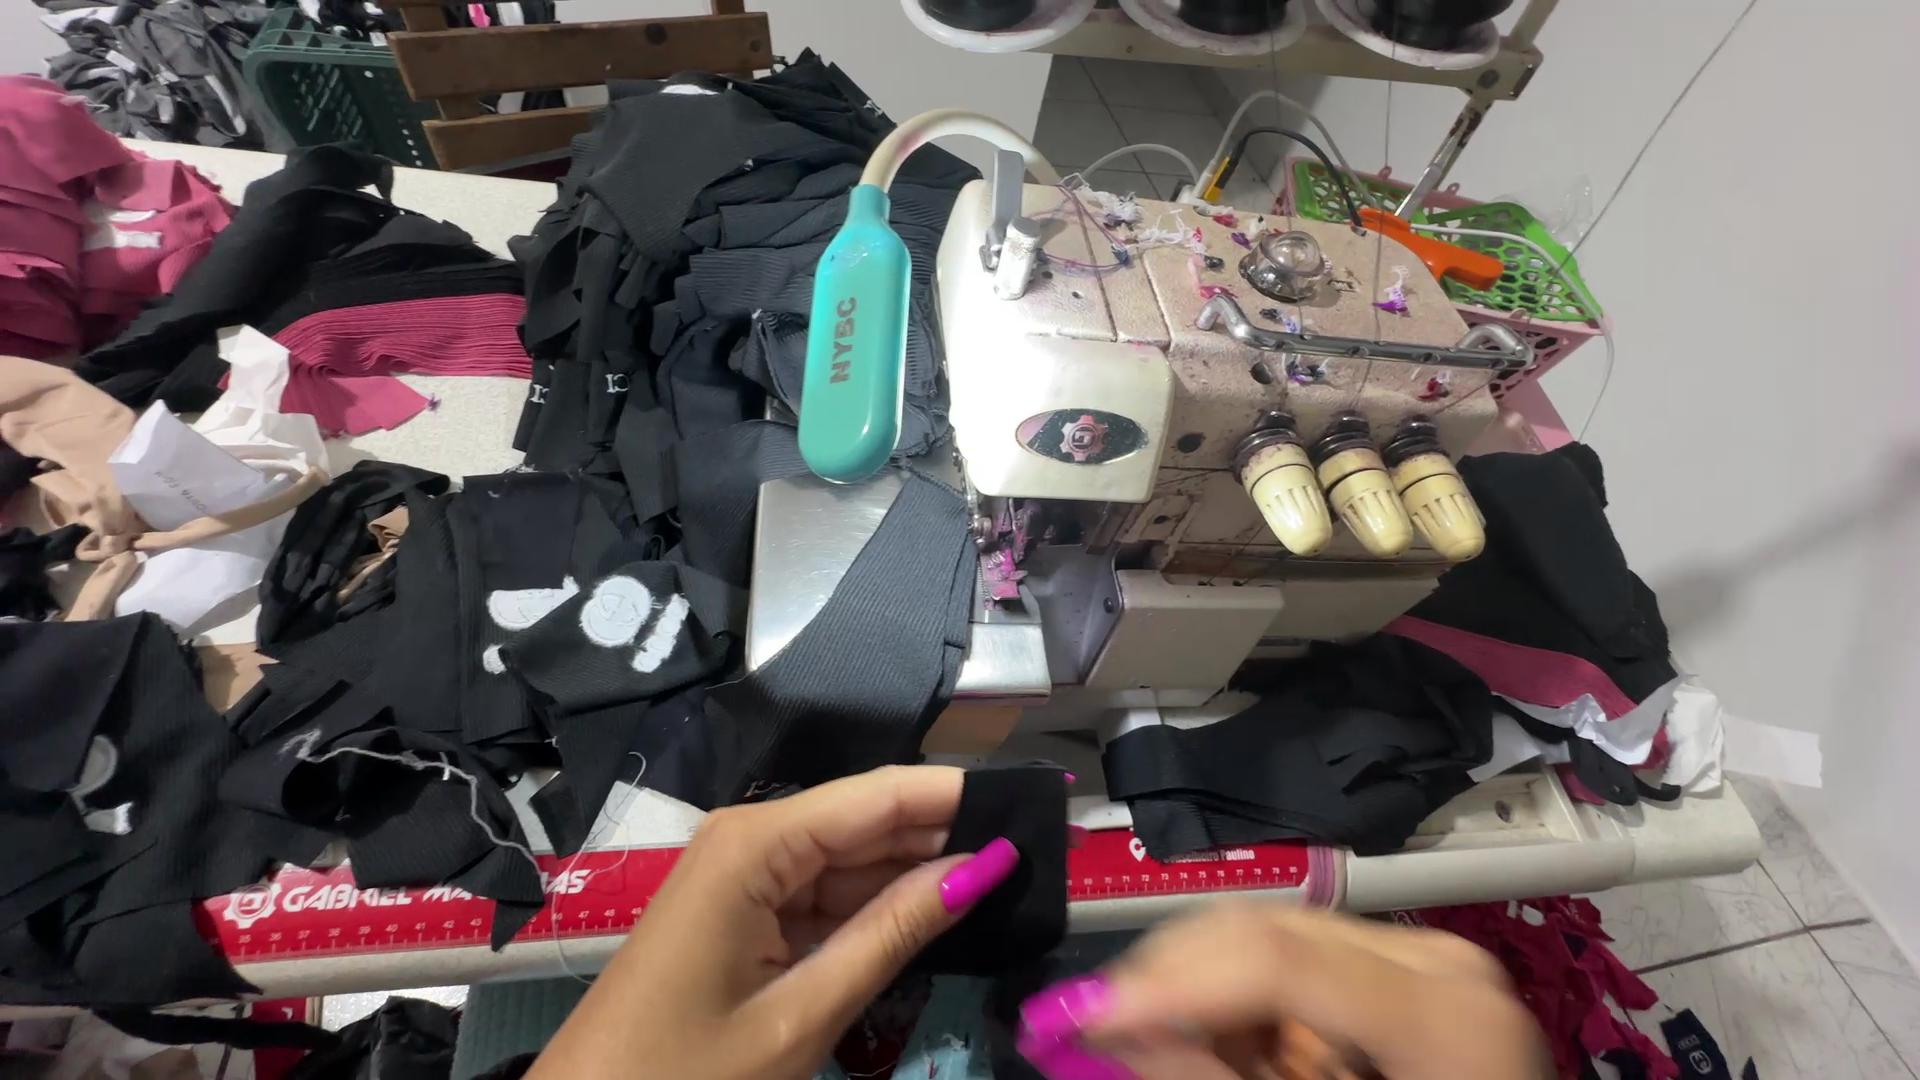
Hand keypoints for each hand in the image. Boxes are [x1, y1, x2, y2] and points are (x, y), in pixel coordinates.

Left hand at [525, 765, 1018, 1079]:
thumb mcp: (803, 1013)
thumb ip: (895, 931)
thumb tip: (982, 868)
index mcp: (759, 840)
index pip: (880, 794)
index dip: (955, 793)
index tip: (1027, 800)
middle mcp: (755, 834)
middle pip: (868, 818)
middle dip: (943, 834)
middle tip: (1026, 850)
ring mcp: (748, 868)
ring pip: (852, 856)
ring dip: (916, 872)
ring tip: (998, 880)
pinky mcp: (747, 904)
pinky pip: (826, 891)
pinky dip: (876, 905)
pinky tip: (932, 913)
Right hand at [1018, 901, 1549, 1079]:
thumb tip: (1112, 1030)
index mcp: (1443, 1013)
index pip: (1277, 956)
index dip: (1170, 980)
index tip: (1089, 1015)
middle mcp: (1431, 957)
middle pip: (1262, 930)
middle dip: (1169, 977)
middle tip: (1096, 1022)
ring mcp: (1417, 955)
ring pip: (1263, 935)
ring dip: (1199, 989)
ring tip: (1166, 1042)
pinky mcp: (1395, 968)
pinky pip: (1288, 961)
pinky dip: (1239, 1002)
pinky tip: (1230, 1047)